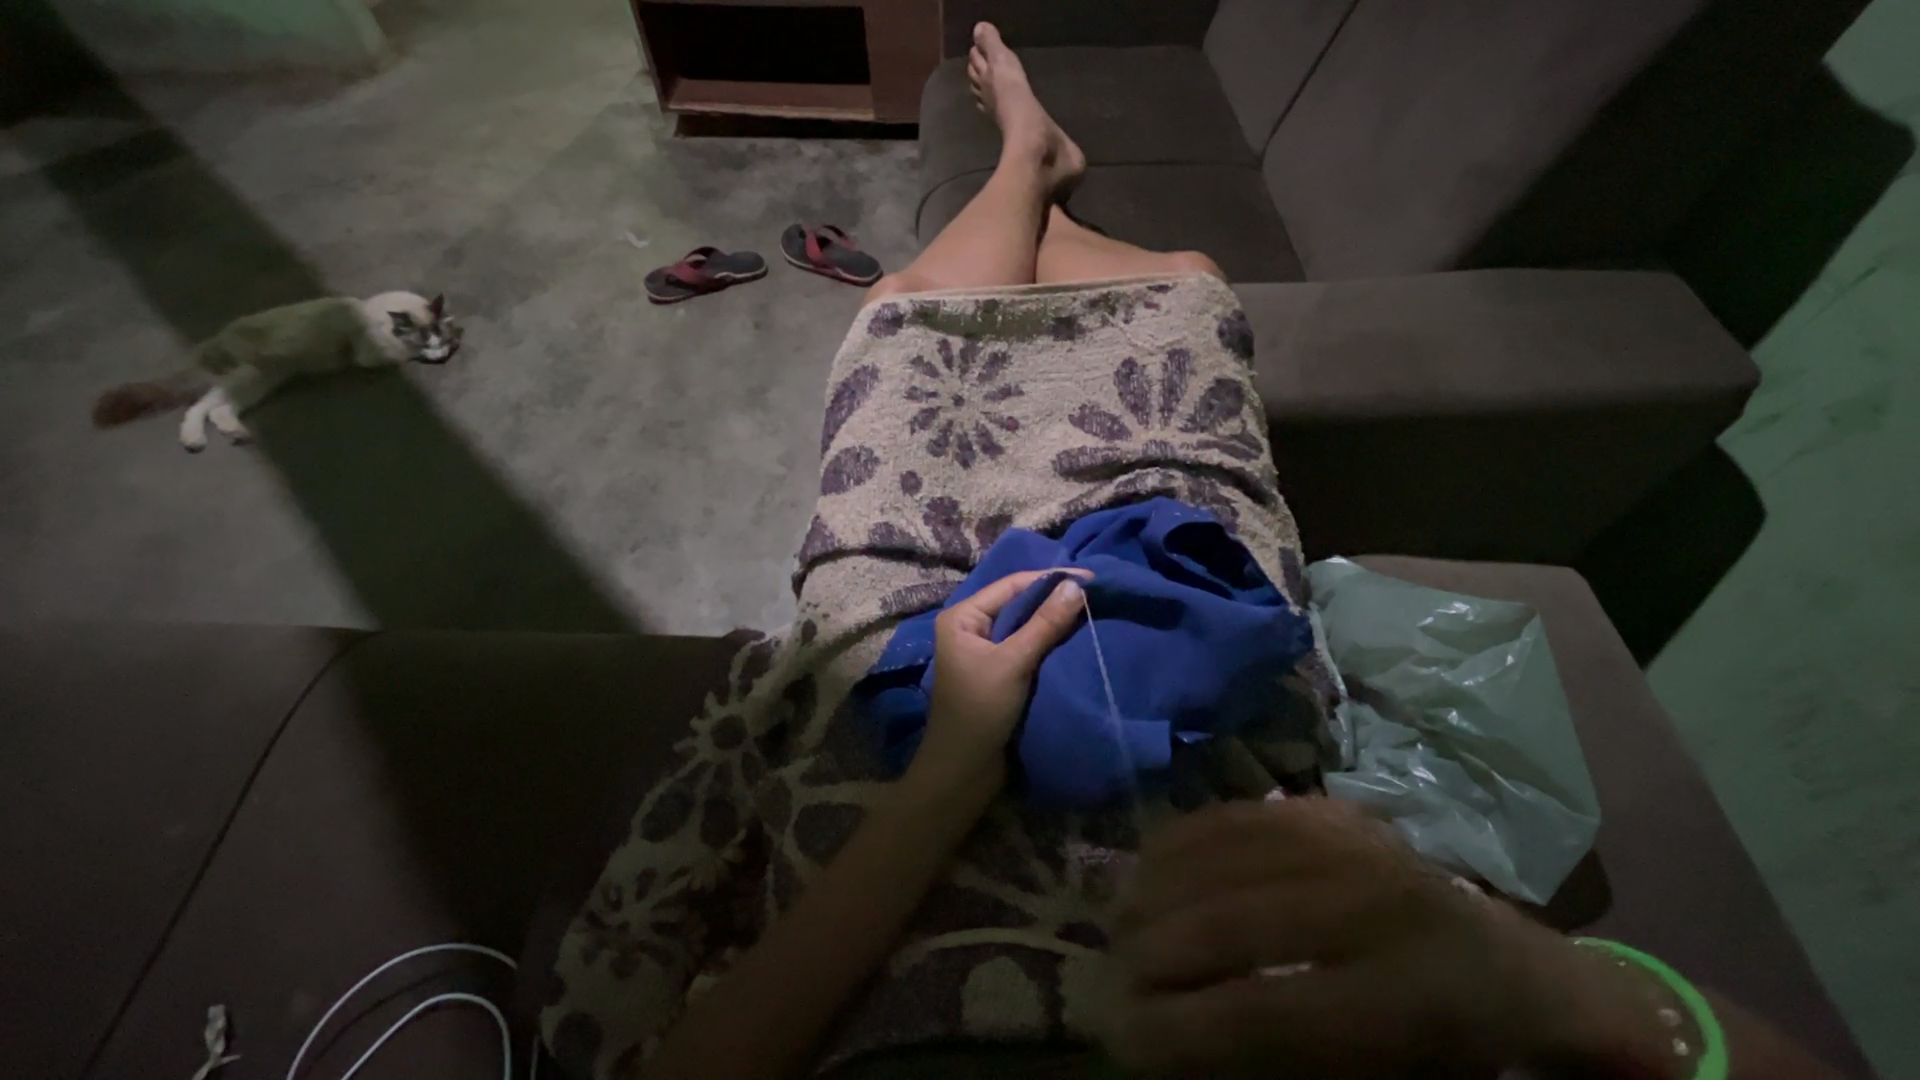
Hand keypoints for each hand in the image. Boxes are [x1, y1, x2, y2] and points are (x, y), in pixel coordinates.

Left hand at [910, 569, 1091, 794]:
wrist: (963, 772)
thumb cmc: (979, 711)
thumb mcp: (1013, 662)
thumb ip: (1045, 624)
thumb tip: (1077, 585)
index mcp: (962, 617)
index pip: (1012, 586)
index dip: (1051, 580)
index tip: (1092, 578)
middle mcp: (971, 628)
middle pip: (1019, 604)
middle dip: (1054, 600)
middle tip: (1097, 596)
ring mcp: (985, 652)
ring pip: (1026, 627)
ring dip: (1055, 623)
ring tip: (1093, 614)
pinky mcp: (1000, 674)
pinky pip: (1028, 649)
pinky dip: (1050, 645)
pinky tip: (1077, 641)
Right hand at [1108, 798, 1680, 1077]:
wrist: (1513, 969)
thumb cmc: (1459, 1056)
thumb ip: (1292, 1066)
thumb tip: (1183, 1052)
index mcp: (1415, 994)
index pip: (1268, 1012)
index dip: (1183, 1031)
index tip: (1127, 1044)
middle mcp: (1380, 901)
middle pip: (1230, 921)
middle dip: (1154, 958)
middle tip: (1113, 986)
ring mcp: (1353, 840)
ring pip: (1220, 856)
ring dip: (1153, 895)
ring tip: (1119, 933)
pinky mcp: (1327, 810)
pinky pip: (1232, 815)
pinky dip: (1176, 842)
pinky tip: (1145, 872)